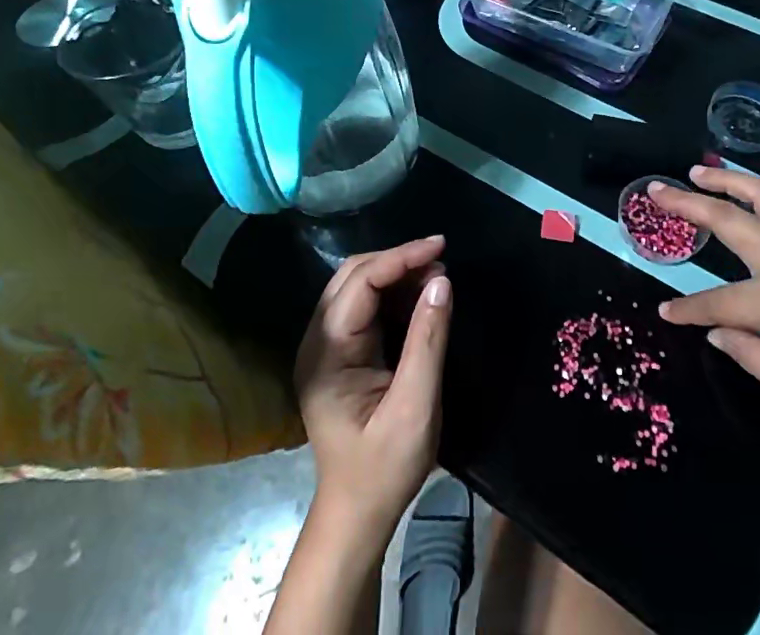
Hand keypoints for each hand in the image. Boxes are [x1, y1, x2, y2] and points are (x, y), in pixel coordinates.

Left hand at [294, 236, 452, 529]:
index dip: (399, 258)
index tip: (440, 246)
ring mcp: (325, 348)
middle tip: (442, 260)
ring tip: (437, 274)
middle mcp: (317, 342)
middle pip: (352, 277)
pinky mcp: (339, 355)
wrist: (358, 512)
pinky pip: (363, 309)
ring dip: (395, 275)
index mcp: (326, 354)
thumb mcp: (416, 406)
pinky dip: (392, 295)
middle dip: (396, 261)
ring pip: (356, 288)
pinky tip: (420, 295)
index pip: (360, 284)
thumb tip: (441, 281)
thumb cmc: (385, 467)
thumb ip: (427, 340)